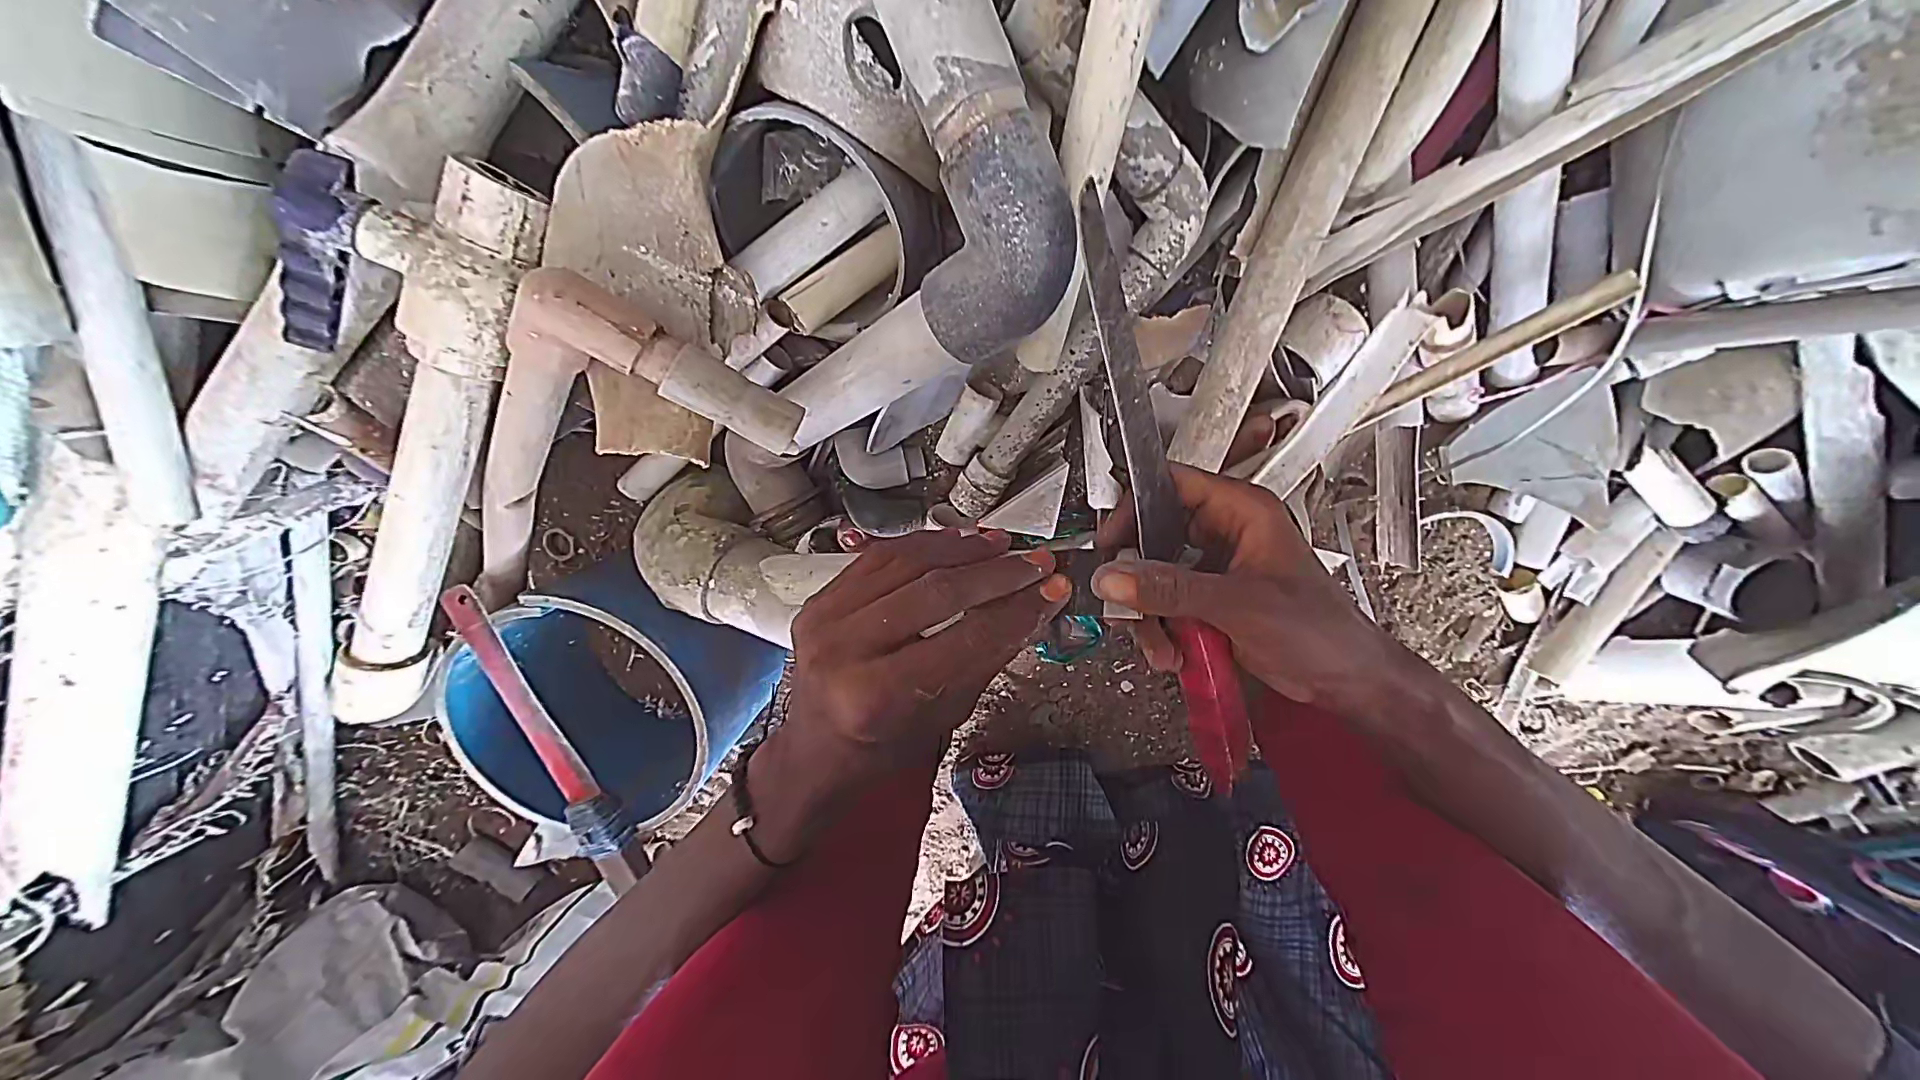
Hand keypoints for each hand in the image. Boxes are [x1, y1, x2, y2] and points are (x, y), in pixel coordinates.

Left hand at [751, 529, 1071, 856]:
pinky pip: (880, 557)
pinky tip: (958, 542)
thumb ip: (987, 657)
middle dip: (996, 573)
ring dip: (961, 548)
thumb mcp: (944, 715)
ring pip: (907, 562)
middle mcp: (842, 650)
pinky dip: (924, 544)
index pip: (962, 639)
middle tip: (1035, 563)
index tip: (1050, 589)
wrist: (817, 752)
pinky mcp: (820, 600)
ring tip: (1002, 545)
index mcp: (874, 696)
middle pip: (935, 591)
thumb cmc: (882, 749)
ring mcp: (824, 619)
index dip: (1015, 610)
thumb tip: (1035, 605)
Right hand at [1092, 464, 1404, 715]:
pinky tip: (1173, 652)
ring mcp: (1213, 570)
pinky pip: (1163, 607)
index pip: (1171, 485)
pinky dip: (1159, 631)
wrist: (1345, 684)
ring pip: (1152, 578)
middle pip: (1152, 537)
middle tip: (1127, 602)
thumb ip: (1171, 589)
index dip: (1135, 508)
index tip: (1112, 543)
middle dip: (1136, 577)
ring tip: (1161, 644)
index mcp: (1242, 512)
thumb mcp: (1239, 603)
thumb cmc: (1324, 633)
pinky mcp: (1207, 602)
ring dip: (1147, 615)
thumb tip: (1115, 576)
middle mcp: (1224, 535)